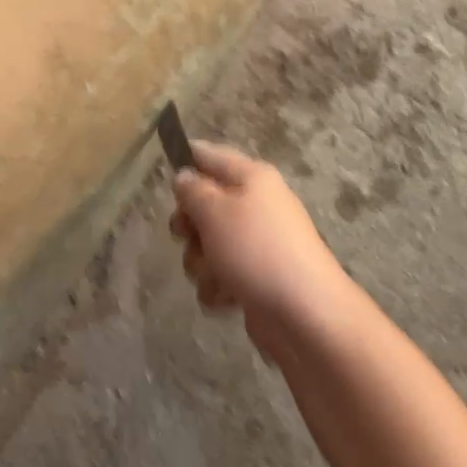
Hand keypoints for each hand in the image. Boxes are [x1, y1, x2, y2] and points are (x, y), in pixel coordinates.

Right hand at [170, 140, 357, 350]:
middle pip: (205, 206)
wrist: (301, 311)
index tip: (165, 175)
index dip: (186, 160)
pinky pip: (221, 275)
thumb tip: (184, 176)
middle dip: (190, 227)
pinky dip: (218, 287)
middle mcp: (256, 206)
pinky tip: (227, 298)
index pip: (211, 155)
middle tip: (186, 237)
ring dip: (202, 264)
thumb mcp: (215, 211)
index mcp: (252, 178)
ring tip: (215, 276)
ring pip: (208, 245)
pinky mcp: (255, 277)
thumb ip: (193, 190)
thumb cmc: (255, 250)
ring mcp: (257, 244)